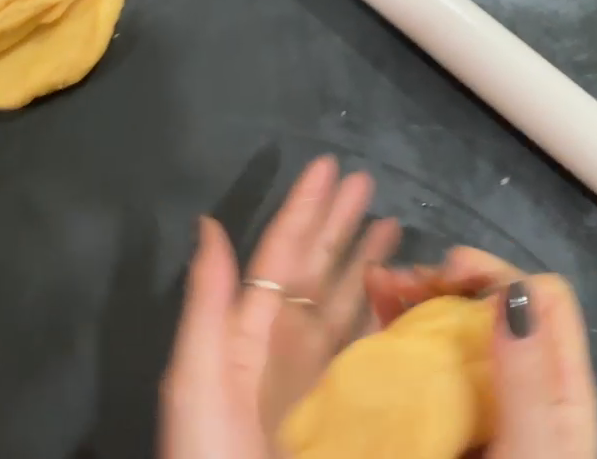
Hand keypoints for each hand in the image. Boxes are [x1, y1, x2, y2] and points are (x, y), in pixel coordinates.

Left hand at [160, 155, 400, 458]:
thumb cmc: (214, 448)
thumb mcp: (198, 376)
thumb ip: (206, 301)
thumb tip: (210, 222)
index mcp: (248, 327)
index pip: (282, 252)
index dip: (304, 207)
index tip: (329, 166)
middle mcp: (281, 338)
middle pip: (315, 265)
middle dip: (338, 220)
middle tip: (365, 180)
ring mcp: (310, 369)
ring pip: (342, 297)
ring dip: (363, 256)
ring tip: (390, 222)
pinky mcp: (337, 399)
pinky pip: (361, 341)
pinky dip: (379, 308)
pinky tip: (398, 287)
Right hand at [366, 248, 596, 458]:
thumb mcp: (530, 451)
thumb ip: (527, 380)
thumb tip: (515, 291)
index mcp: (558, 387)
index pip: (547, 301)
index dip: (500, 275)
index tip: (450, 273)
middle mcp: (521, 380)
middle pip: (495, 304)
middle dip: (450, 279)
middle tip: (405, 280)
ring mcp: (480, 395)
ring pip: (456, 321)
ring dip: (419, 292)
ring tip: (380, 283)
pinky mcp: (443, 411)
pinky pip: (424, 350)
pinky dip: (400, 318)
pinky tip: (374, 302)